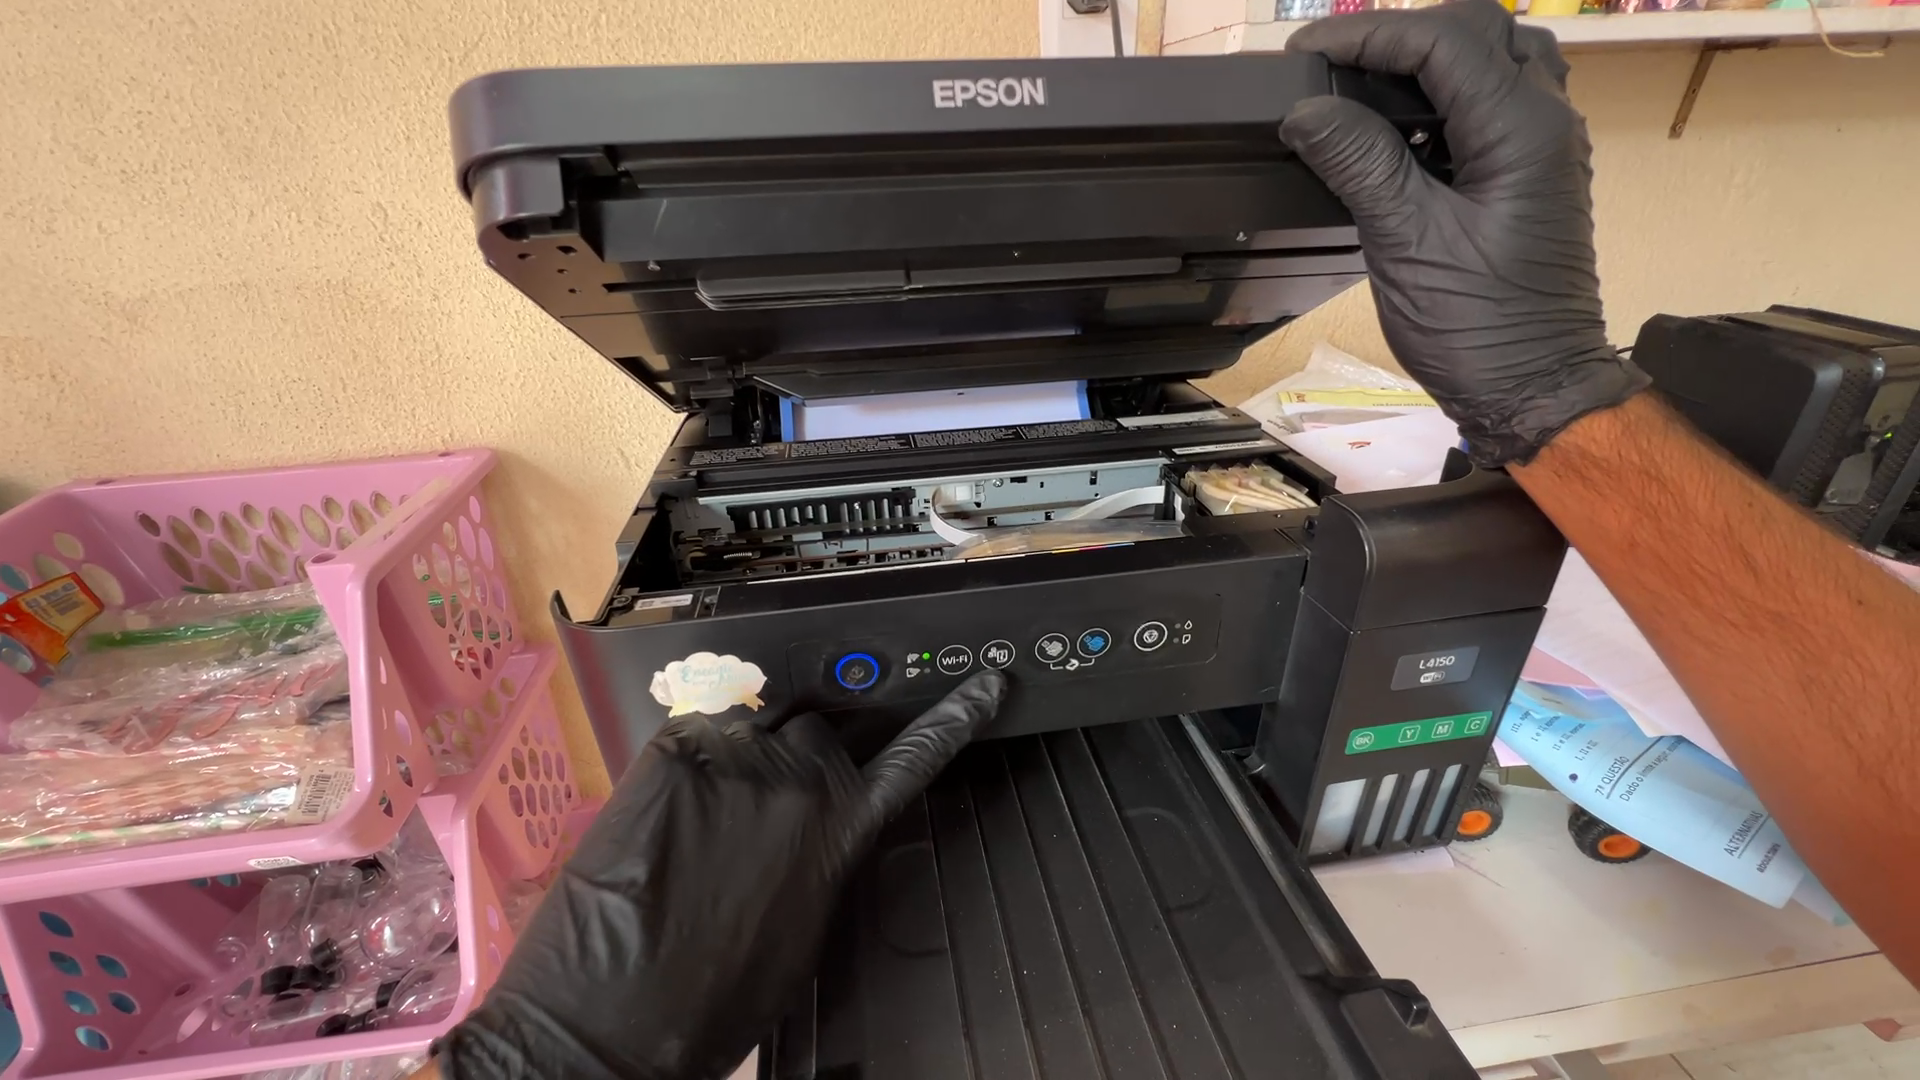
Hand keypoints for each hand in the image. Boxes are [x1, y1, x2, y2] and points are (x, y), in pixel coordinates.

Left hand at [431, 671, 1009, 1079]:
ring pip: (762, 719)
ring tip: (712, 806)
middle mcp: (800, 775)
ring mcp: (735, 754)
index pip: (916, 752)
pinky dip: (700, 750)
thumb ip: (826, 845)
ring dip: (748, 748)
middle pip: (823, 725)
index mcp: (843, 826)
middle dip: (806, 749)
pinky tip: (680, 798)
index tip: (986, 683)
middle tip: (766, 793)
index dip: (955, 715)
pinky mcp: (674, 748)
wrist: (608, 1025)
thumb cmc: (715, 997)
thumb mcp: (804, 922)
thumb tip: (823, 811)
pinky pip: (705, 724)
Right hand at [1280, 0, 1647, 466]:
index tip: (1302, 55)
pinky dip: (1441, 99)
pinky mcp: (1525, 180)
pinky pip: (1491, 108)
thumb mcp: (1406, 242)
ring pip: (1493, 64)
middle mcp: (1544, 121)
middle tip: (1331, 62)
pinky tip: (1399, 128)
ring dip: (1427, 60)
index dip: (1369, 37)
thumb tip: (1305, 113)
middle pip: (1481, 34)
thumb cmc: (1471, 321)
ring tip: (1362, 83)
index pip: (1446, 42)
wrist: (1527, 383)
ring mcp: (1540, 150)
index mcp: (1521, 128)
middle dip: (1401, 35)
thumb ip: (1361, 166)